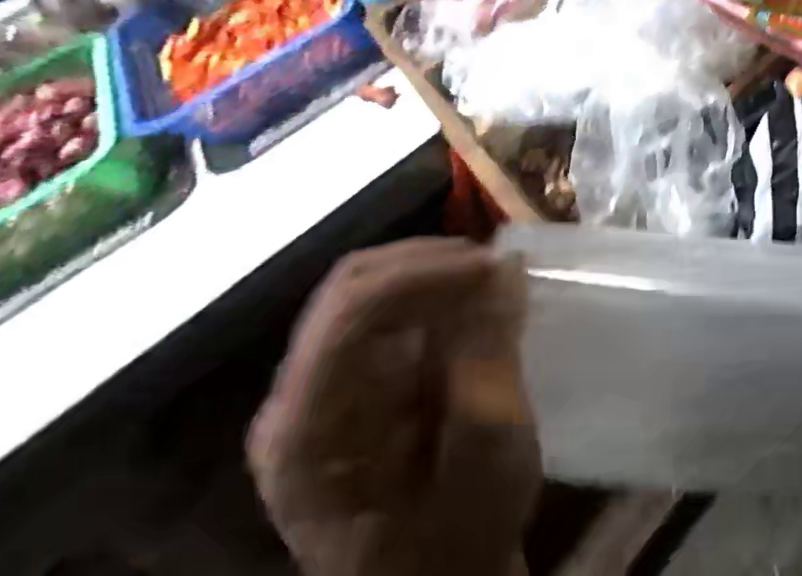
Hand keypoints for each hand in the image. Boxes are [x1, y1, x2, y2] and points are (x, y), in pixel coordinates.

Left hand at [247, 238, 536, 575]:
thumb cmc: (459, 540)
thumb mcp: (489, 458)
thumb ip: (490, 360)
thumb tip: (505, 270)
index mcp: (309, 429)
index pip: (351, 311)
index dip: (426, 271)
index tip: (497, 267)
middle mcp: (296, 400)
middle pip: (351, 287)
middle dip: (431, 261)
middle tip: (500, 266)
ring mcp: (319, 391)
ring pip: (367, 290)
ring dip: (435, 273)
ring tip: (495, 281)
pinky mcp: (351, 387)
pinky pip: (387, 313)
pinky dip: (437, 294)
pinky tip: (476, 305)